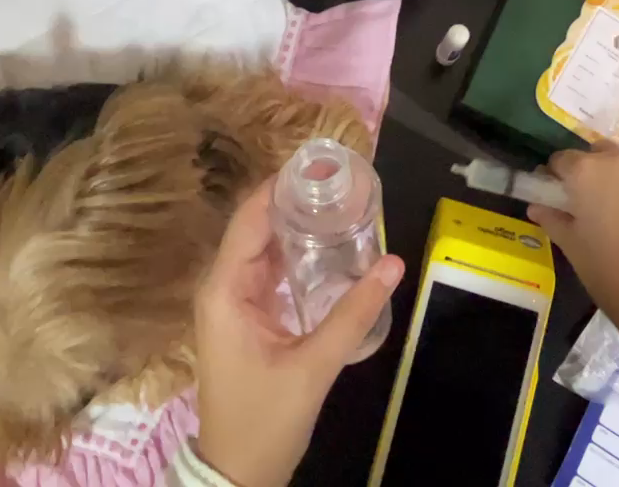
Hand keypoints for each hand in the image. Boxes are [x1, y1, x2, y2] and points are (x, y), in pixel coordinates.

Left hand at [193, 182, 403, 486]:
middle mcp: (223, 285)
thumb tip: (394, 263)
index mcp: (225, 289)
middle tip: (340, 180)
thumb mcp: (313, 366)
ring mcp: (234, 300)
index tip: (318, 162)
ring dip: (296, 223)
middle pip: (257, 226)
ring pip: (264, 245)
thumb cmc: (265, 419)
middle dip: (294, 200)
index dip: (280, 186)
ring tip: (339, 200)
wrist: (238, 473)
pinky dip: (296, 251)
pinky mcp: (248, 314)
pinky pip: (270, 268)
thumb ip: (353, 313)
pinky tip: (328, 243)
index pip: (250, 219)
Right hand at [528, 145, 618, 375]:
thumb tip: (536, 206)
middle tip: (591, 202)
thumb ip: (551, 218)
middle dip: (592, 170)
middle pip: (599, 154)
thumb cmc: (605, 271)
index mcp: (586, 171)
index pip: (562, 158)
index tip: (559, 194)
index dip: (558, 175)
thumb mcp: (570, 245)